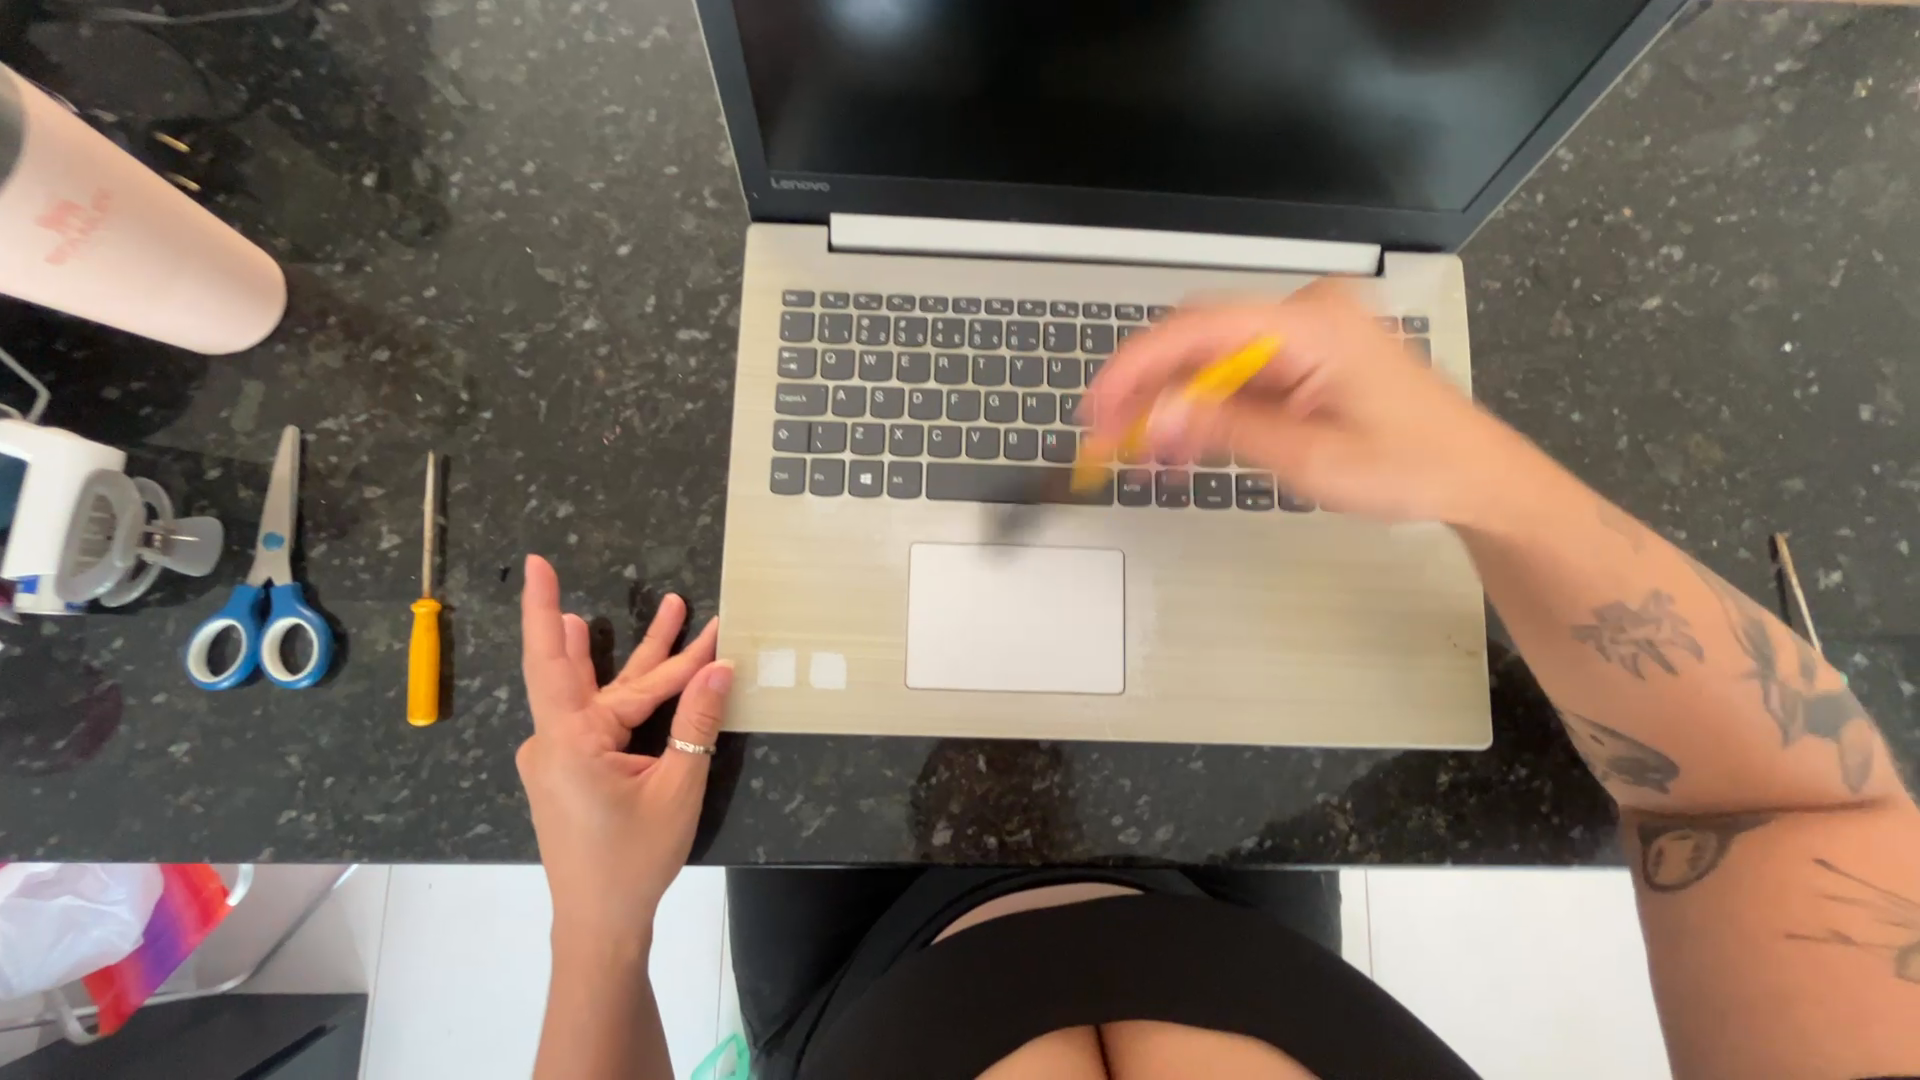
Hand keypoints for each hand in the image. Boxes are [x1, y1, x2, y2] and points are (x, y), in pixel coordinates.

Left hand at [516, 554, 730, 942]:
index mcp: (569, 741)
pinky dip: (626, 690)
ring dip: (640, 660)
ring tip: (672, 616)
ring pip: (603, 693)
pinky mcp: (570, 769)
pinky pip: (600, 717)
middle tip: (679, 603)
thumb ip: (696, 722)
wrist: (600, 923)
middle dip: (649, 641)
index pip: (579, 664)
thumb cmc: (634, 858)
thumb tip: (722, 668)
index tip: (567, 572)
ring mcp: (560, 755)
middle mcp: (555, 740)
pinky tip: (627, 665)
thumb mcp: (678, 787)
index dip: (573, 616)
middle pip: (599, 674)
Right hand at [1081, 281, 1542, 525]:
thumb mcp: (1307, 457)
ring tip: (1140, 452)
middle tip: (1105, 435)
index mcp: (1311, 325)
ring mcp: (1303, 334)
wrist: (1473, 475)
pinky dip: (1202, 409)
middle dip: (1144, 387)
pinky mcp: (1302, 358)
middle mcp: (1304, 314)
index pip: (1198, 328)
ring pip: (1207, 359)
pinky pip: (1233, 375)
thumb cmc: (1413, 465)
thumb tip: (1153, 415)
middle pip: (1195, 338)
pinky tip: (1182, 446)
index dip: (1136, 366)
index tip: (1097, 404)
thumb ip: (1224, 428)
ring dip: (1169, 404)